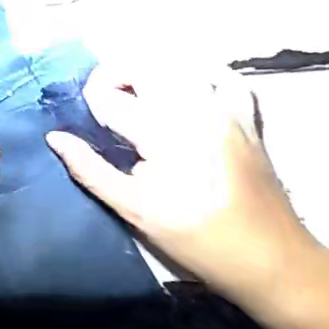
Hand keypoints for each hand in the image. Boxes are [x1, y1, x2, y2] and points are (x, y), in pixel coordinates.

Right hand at [44, 60, 323, 307]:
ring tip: (133, 99)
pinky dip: (198, 76)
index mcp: (166, 132)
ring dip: (148, 74)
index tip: (83, 126)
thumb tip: (55, 137)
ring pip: (180, 66)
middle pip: (144, 66)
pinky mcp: (247, 120)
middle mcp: (197, 110)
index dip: (89, 105)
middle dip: (112, 77)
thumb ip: (89, 169)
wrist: (274, 262)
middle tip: (99, 105)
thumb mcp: (133, 210)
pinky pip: (223, 79)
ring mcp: (227, 111)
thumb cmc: (197, 239)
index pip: (110, 97)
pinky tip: (182, 94)